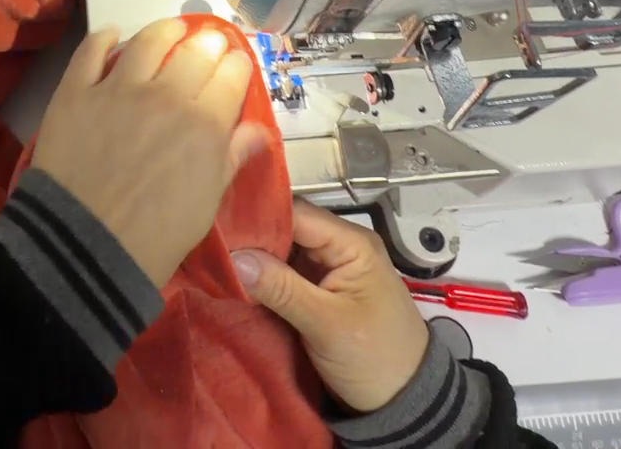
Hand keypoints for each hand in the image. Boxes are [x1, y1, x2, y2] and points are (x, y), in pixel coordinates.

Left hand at [30, 19, 269, 286]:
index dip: (237, 66)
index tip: (235, 65)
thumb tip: (258, 131)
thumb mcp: (206, 203)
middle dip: (208, 43)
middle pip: (195, 49)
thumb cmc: (156, 237)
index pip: (232, 75)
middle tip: (207, 44)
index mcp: (205, 124)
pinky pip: (92, 49)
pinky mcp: (76, 89)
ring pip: (148, 40)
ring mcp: (118, 87)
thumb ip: (231, 158)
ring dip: (164, 30)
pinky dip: (105, 37)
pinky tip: (113, 34)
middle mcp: (167, 95)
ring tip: (169, 30)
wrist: (84, 248)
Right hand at [231, 200, 429, 412]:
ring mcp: (328, 267)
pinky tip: (235, 274)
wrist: (408, 407)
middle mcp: (339, 245)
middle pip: (287, 227)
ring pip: (283, 248)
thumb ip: (281, 289)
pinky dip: (263, 274)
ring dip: (255, 255)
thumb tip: (234, 257)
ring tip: (216, 255)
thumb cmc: (377, 360)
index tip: (221, 226)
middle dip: (252, 236)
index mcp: (351, 242)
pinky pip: (285, 270)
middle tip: (213, 242)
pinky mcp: (318, 288)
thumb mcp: (328, 326)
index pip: (297, 214)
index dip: (259, 217)